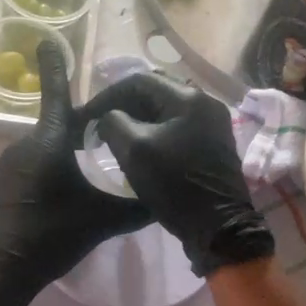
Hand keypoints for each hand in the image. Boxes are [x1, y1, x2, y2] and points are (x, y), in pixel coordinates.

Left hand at [0, 41, 150, 305]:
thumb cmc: (50, 238)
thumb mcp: (102, 222)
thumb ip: (136, 207)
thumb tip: (167, 199)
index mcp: (50, 143)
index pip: (58, 95)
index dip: (55, 66)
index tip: (47, 38)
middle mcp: (27, 145)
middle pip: (63, 126)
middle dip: (88, 127)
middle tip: (117, 133)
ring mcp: (11, 164)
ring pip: (50, 148)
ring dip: (72, 151)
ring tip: (98, 169)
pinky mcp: (5, 184)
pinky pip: (36, 165)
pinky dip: (55, 169)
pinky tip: (70, 193)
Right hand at [81, 73, 273, 276]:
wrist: (217, 224)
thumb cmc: (174, 184)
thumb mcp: (134, 150)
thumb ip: (113, 123)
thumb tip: (108, 117)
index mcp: (188, 97)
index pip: (139, 81)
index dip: (108, 95)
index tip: (88, 115)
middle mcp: (206, 102)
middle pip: (156, 91)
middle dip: (124, 104)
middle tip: (101, 123)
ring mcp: (214, 122)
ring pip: (167, 109)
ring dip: (140, 117)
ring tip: (117, 134)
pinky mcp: (215, 142)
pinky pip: (179, 125)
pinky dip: (156, 129)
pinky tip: (142, 145)